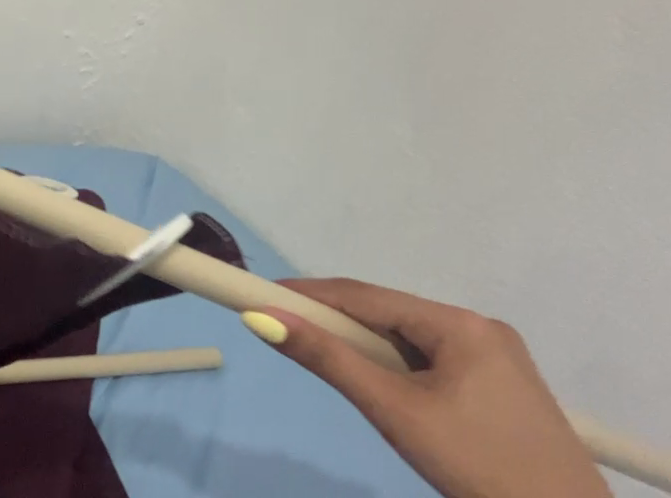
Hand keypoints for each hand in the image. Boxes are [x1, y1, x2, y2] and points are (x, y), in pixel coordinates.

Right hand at [246, 279, 608, 497]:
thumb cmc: (477, 463)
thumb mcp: (392, 409)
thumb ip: (326, 357)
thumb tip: (259, 316)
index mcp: (460, 324)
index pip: (363, 295)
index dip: (306, 293)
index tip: (257, 294)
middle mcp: (479, 328)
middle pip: (384, 313)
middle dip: (333, 321)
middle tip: (285, 330)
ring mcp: (495, 356)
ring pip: (403, 336)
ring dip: (361, 344)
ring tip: (325, 359)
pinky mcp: (499, 384)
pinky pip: (426, 357)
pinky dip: (390, 363)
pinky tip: (375, 381)